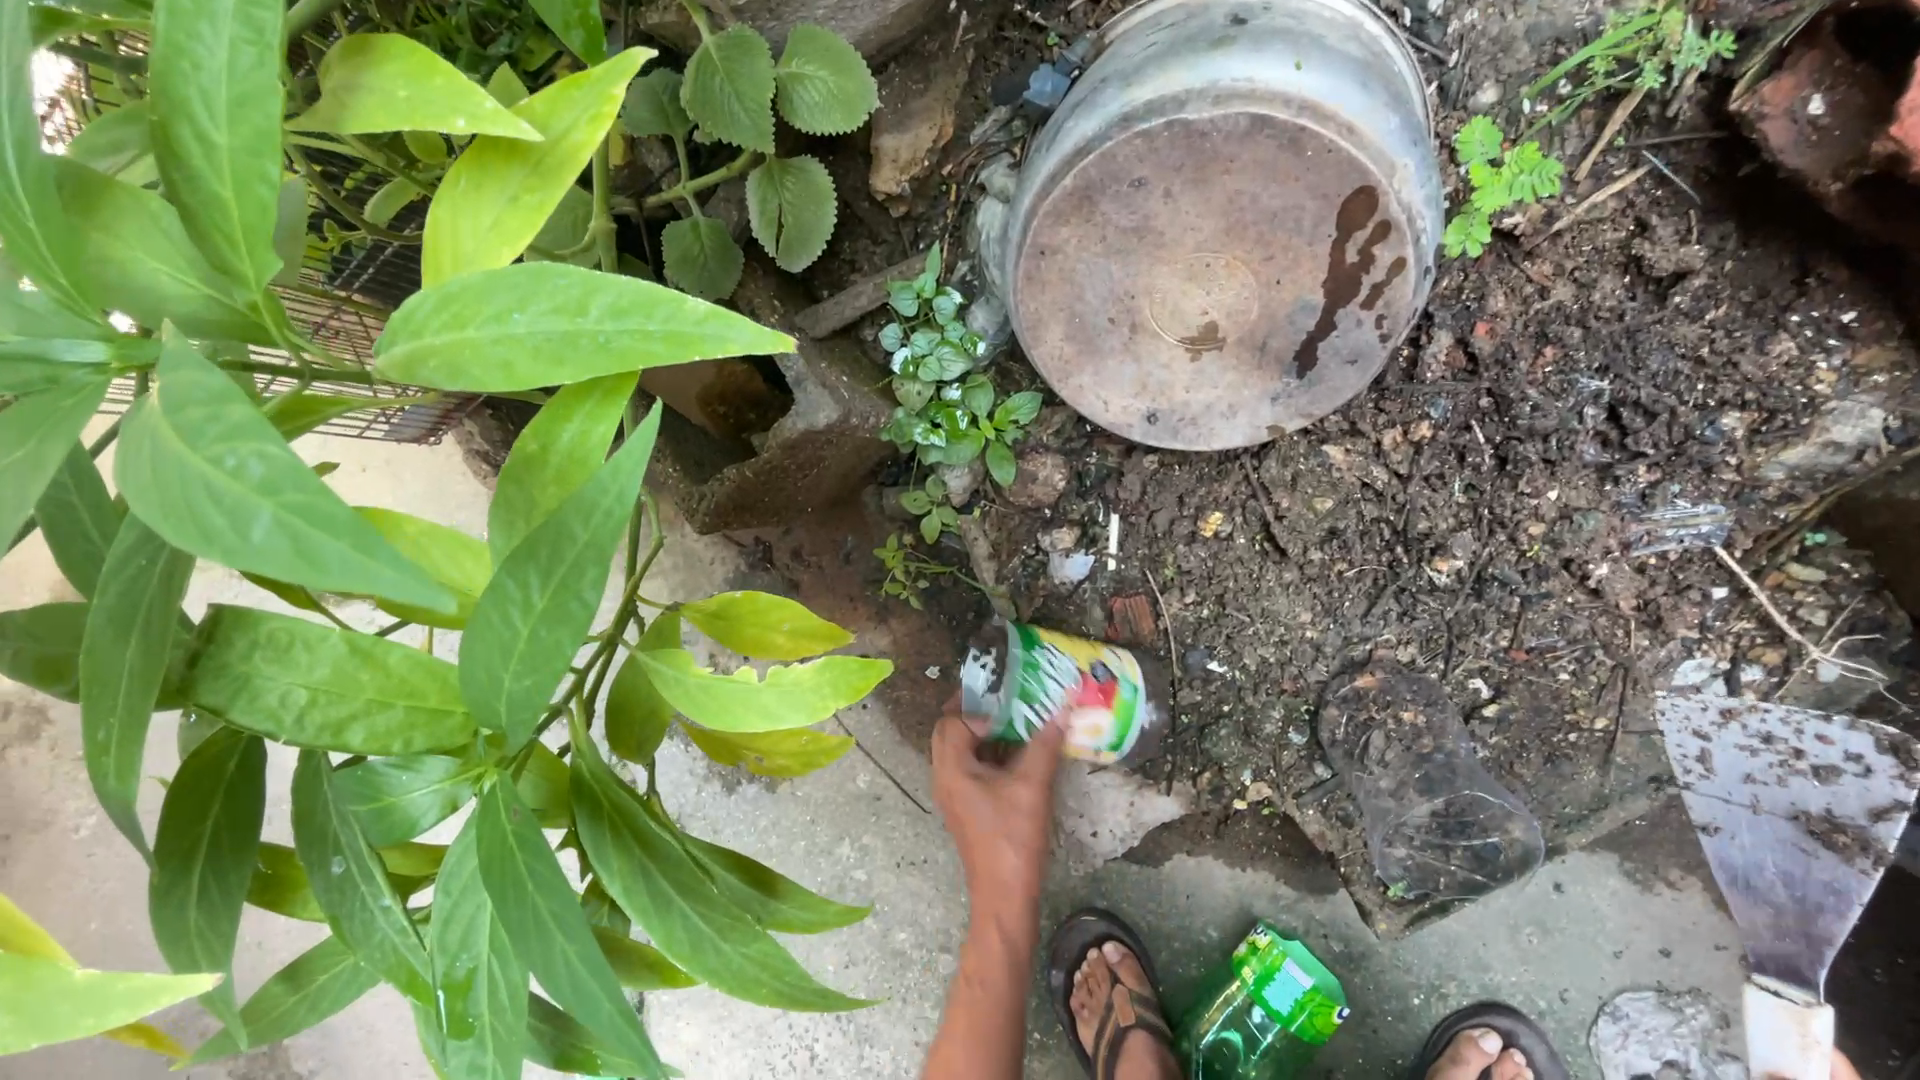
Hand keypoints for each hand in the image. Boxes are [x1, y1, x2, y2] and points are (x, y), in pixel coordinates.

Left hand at [931, 702, 1068, 917]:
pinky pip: (968, 769)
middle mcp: (944, 777)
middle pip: (949, 731)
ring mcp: (952, 795)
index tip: (1008, 701)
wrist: (1004, 895)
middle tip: (1006, 702)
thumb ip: (1044, 744)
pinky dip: (987, 755)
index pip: (953, 720)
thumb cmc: (1012, 838)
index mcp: (951, 768)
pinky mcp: (964, 808)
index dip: (978, 706)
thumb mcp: (1032, 786)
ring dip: (982, 734)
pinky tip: (1016, 756)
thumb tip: (1061, 708)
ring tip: (1015, 723)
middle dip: (975, 713)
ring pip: (959, 751)